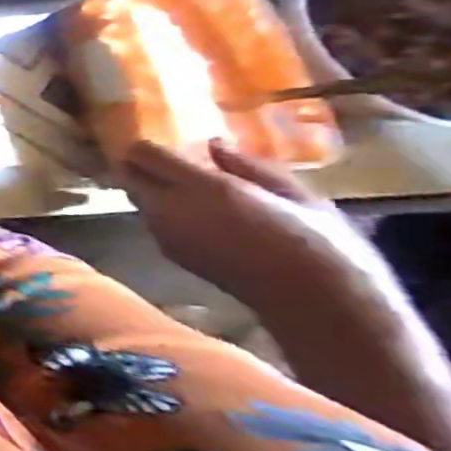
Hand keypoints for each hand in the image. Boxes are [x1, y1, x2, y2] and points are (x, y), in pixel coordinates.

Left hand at [120, 138, 399, 313]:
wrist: (318, 307)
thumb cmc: (323, 244)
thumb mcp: (297, 195)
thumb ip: (248, 166)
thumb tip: (213, 143)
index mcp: (202, 186)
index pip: (144, 155)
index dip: (146, 147)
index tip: (161, 145)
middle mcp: (171, 207)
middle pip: (128, 176)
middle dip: (137, 167)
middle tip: (164, 164)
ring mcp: (165, 233)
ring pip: (136, 200)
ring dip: (149, 191)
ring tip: (183, 188)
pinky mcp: (170, 253)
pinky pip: (151, 222)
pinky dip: (160, 213)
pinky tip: (194, 216)